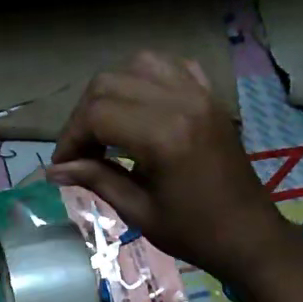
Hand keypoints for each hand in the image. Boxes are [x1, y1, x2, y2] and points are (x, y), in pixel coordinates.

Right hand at [47, 51, 290, 286]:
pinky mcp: (211, 97)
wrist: (250, 236)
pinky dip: (147, 79)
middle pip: (109, 83)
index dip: (70, 137)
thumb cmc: (193, 232)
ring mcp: (200, 95)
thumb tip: (52, 170)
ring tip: (106, 124)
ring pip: (139, 64)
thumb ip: (95, 179)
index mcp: (163, 136)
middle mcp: (181, 103)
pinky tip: (140, 106)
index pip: (96, 114)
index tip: (64, 164)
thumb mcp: (138, 211)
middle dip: (84, 114)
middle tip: (81, 149)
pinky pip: (173, 67)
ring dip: (112, 90)